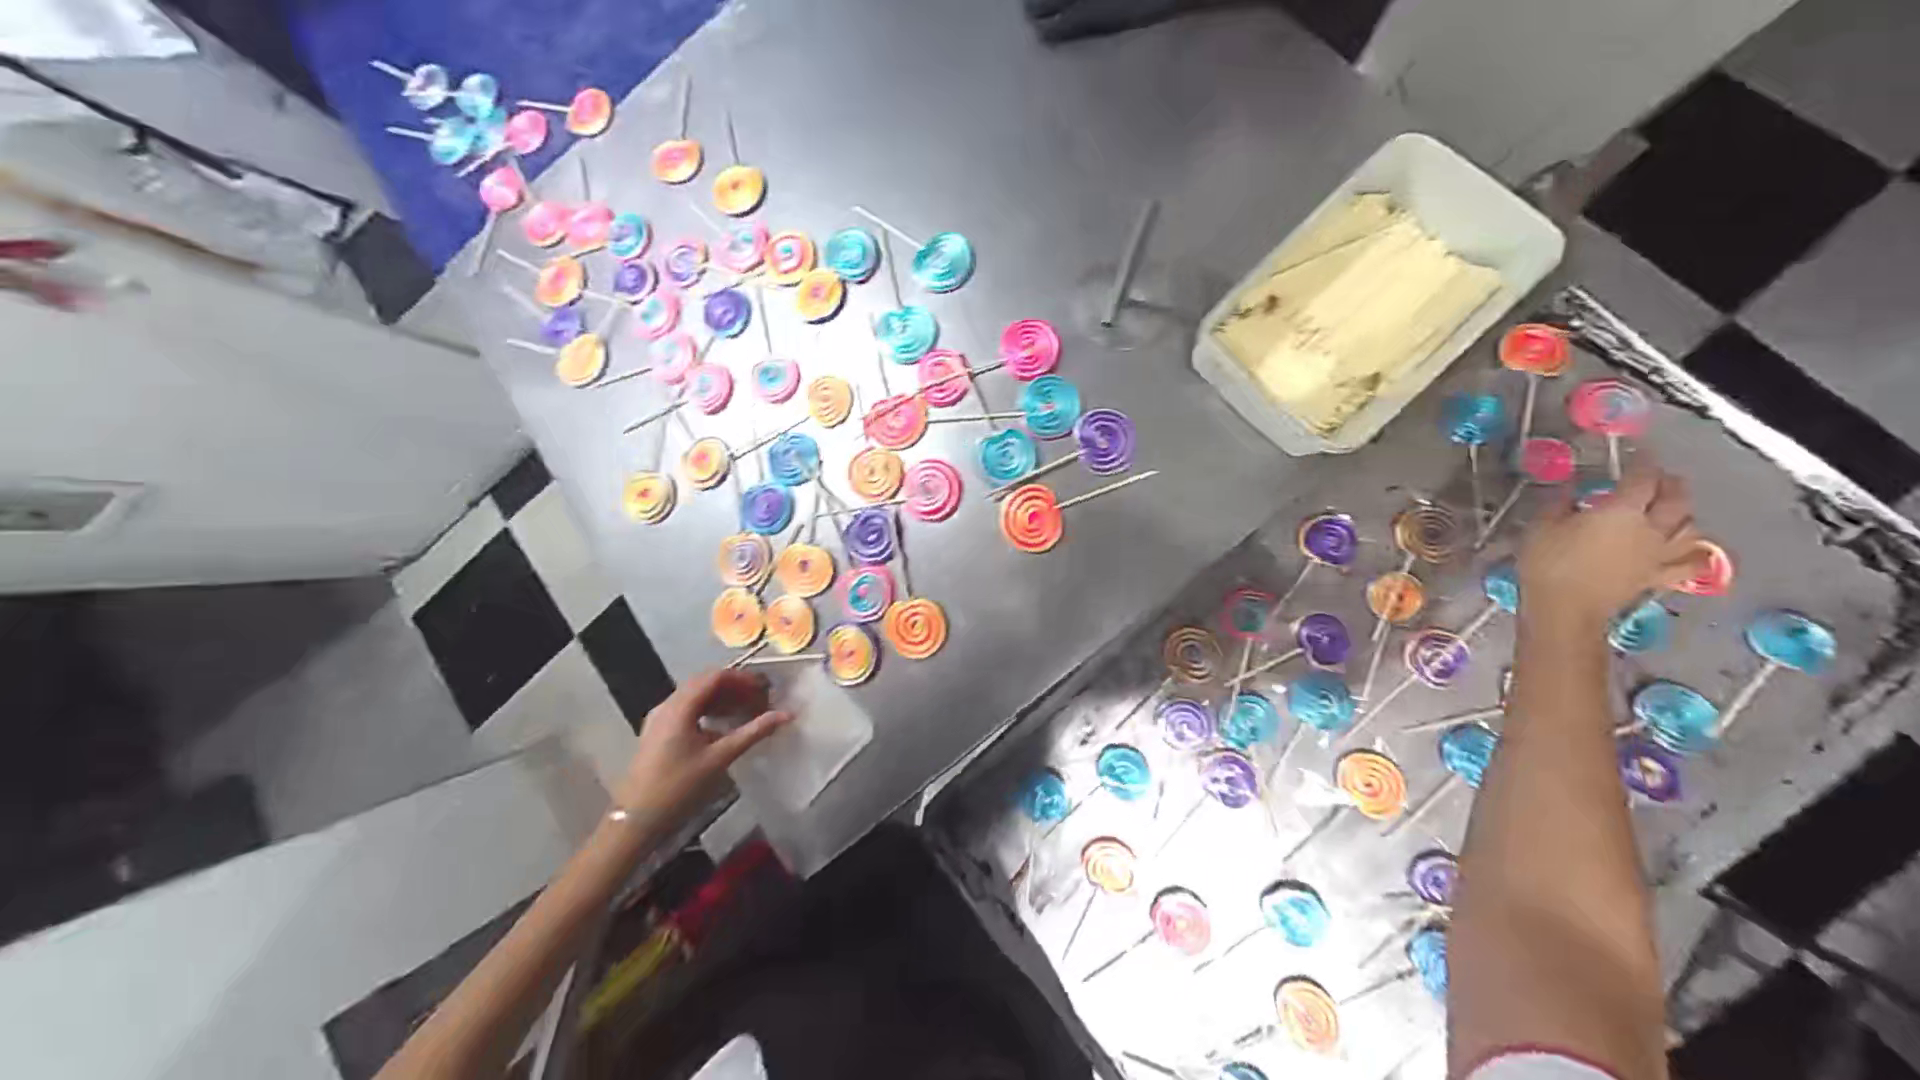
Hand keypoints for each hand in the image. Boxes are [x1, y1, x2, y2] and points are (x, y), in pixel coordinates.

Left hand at [615, 669, 790, 813]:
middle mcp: (667, 706)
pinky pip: (687, 710)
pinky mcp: (658, 733)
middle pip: (704, 684)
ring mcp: (659, 719)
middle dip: (735, 688)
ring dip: (722, 699)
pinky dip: (709, 711)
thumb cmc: (679, 787)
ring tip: (747, 711)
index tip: (766, 688)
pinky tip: (724, 726)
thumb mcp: (720, 758)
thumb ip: (753, 732)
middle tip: (760, 699)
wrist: (636, 820)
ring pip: (696, 697)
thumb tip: (786, 714)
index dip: (742, 678)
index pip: (715, 677)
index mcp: (679, 707)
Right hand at [1518, 462, 1704, 631]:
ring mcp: (1659, 554)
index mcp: (1621, 510)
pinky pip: (1690, 563)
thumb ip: (1560, 505)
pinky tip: (1694, 549)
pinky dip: (1696, 553)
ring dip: (1685, 514)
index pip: (1642, 478)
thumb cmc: (1548, 563)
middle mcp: (1651, 527)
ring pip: (1690, 527)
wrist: (1564, 609)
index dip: (1642, 463)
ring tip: (1675, 509)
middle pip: (1676, 499)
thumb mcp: (1541, 527)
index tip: (1638, 455)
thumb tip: (1572, 491)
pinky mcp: (1659, 577)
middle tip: (1661, 478)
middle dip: (1671, 484)